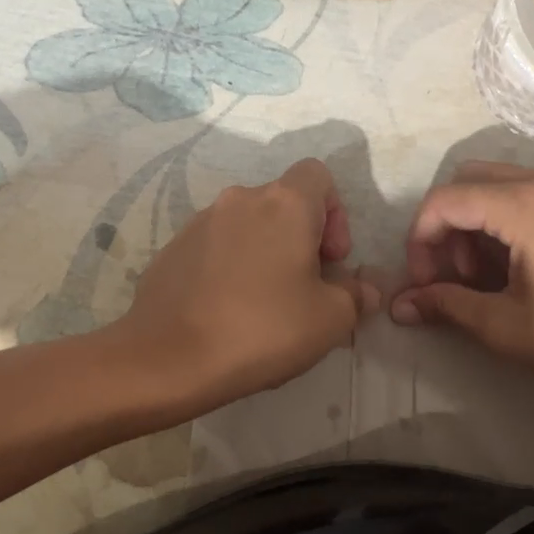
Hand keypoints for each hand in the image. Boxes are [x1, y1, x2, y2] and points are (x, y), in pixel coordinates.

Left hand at [115, 158, 378, 414]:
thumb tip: (365, 287)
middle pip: (283, 203)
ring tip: (265, 306)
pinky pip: (215, 248)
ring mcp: (199, 222)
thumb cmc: (262, 330)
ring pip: (248, 226)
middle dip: (302, 239)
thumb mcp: (330, 320)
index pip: (319, 175)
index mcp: (283, 203)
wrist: (168, 358)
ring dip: (265, 253)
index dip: (335, 213)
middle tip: (305, 289)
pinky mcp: (172, 249)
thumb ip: (356, 294)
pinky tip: (227, 312)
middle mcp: (240, 199)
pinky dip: (230, 268)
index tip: (331, 259)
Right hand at [390, 162, 533, 431]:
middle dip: (448, 225)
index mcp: (528, 207)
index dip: (420, 240)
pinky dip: (513, 219)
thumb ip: (445, 305)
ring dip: (480, 222)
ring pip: (506, 185)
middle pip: (472, 181)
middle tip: (452, 276)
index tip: (424, 283)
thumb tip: (398, 307)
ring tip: (486, 277)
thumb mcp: (503, 327)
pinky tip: (523, 267)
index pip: (446, 201)